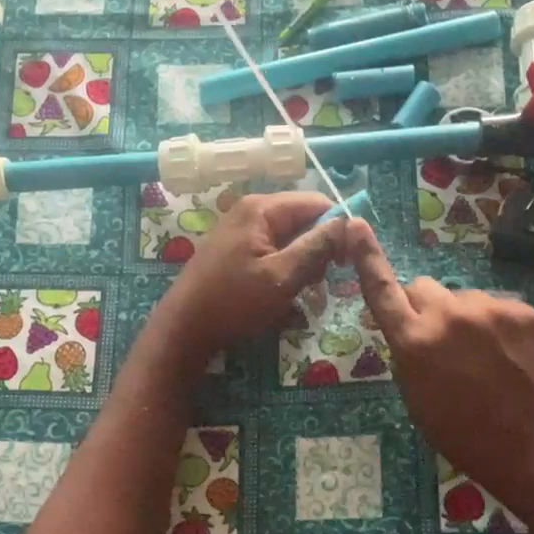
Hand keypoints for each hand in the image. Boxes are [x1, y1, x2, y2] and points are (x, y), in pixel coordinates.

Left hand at [152, 191, 345, 362]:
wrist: (184, 330)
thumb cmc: (234, 302)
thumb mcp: (281, 276)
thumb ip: (316, 247)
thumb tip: (349, 223)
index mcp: (262, 209)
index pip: (317, 203)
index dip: (338, 227)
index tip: (348, 260)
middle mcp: (251, 212)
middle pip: (303, 220)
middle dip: (318, 249)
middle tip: (319, 283)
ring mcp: (241, 232)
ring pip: (290, 240)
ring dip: (302, 265)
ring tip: (300, 293)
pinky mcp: (236, 252)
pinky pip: (272, 253)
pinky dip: (284, 272)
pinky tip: (282, 296)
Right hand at [346, 220, 533, 512]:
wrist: (530, 445)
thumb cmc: (462, 433)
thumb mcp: (417, 397)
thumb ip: (409, 352)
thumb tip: (415, 327)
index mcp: (413, 342)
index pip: (381, 289)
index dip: (366, 257)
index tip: (355, 225)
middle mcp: (447, 315)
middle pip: (423, 289)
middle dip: (425, 308)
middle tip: (442, 344)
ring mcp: (488, 309)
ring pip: (463, 300)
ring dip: (465, 320)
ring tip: (485, 360)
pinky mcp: (522, 310)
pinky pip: (497, 307)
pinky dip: (498, 327)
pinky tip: (510, 357)